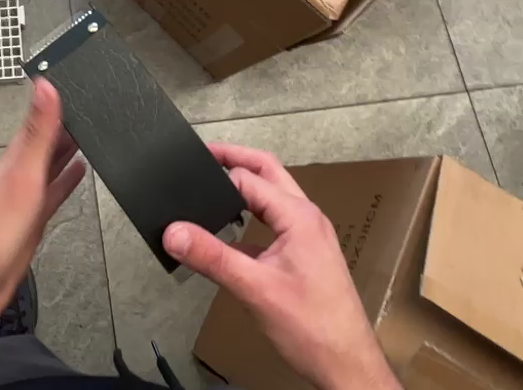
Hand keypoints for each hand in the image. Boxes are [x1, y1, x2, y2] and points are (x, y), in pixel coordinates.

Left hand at [0, 80, 83, 389]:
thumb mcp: (22, 175)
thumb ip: (37, 132)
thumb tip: (43, 86)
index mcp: (16, 157)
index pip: (39, 120)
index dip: (56, 103)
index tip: (72, 83)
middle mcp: (19, 173)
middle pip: (46, 141)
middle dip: (66, 124)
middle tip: (87, 106)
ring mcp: (26, 196)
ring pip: (51, 165)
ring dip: (67, 149)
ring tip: (86, 133)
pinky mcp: (33, 218)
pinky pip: (54, 192)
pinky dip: (67, 180)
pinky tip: (77, 173)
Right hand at [164, 144, 399, 389]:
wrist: (349, 369)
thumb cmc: (313, 329)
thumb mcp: (254, 289)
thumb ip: (211, 257)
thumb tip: (173, 232)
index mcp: (298, 216)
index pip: (248, 179)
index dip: (217, 177)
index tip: (187, 175)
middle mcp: (307, 217)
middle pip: (267, 171)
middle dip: (236, 159)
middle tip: (203, 154)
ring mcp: (310, 235)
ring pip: (273, 194)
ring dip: (246, 185)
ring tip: (214, 185)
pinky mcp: (308, 253)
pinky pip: (276, 220)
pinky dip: (252, 214)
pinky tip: (232, 233)